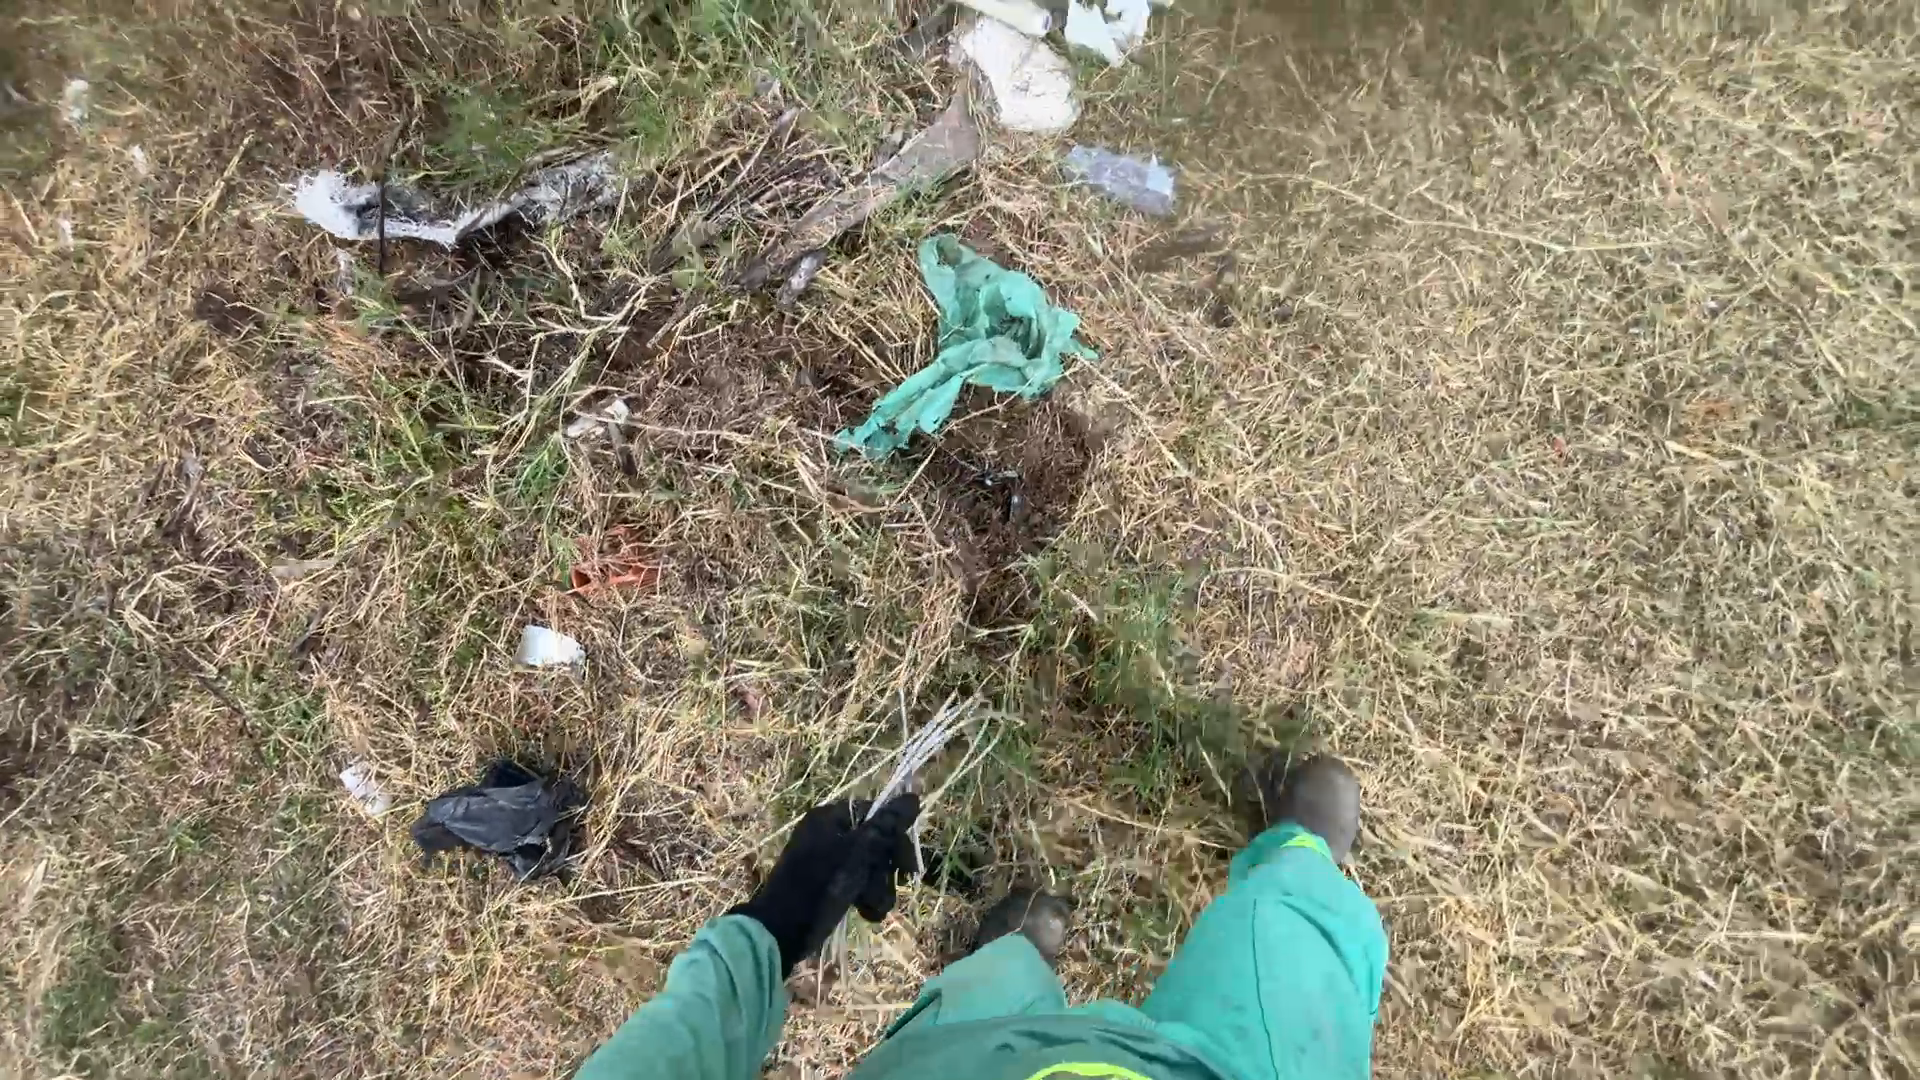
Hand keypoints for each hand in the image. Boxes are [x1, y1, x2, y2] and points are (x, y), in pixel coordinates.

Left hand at [730, 794, 920, 974]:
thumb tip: (914, 797)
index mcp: (829, 817)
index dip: (896, 838)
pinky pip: (856, 882)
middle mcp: (827, 833)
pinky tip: (867, 914)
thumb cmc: (818, 885)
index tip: (908, 865)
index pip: (875, 814)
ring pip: (868, 866)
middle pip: (874, 842)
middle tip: (896, 887)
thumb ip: (887, 826)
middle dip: (886, 870)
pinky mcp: (826, 884)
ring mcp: (826, 860)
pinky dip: (866, 897)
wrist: (779, 933)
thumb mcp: (857, 853)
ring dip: (878, 888)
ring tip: (875, 908)